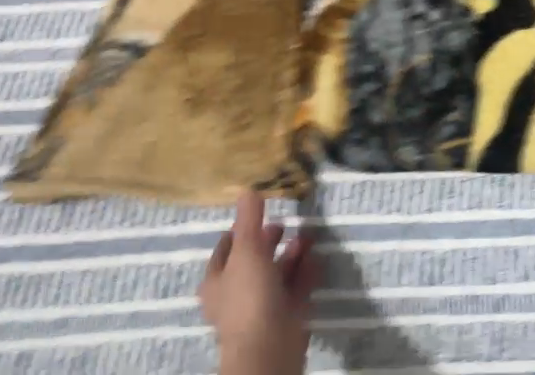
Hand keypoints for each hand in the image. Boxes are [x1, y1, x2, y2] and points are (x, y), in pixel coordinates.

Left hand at [200, 190, 321, 374]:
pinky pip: (297, 286)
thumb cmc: (249, 296)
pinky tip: (317, 256)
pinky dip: (306, 271)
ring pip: (277, 272)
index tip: (260, 212)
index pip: (226, 248)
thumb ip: (249, 220)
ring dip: (292, 254)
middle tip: (285, 224)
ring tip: (308, 237)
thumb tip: (247, 189)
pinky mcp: (286, 314)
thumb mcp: (247, 251)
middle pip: (253, 260)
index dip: (240, 229)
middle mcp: (236, 293)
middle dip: (270, 240)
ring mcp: (262, 305)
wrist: (269, 346)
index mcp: (217, 281)